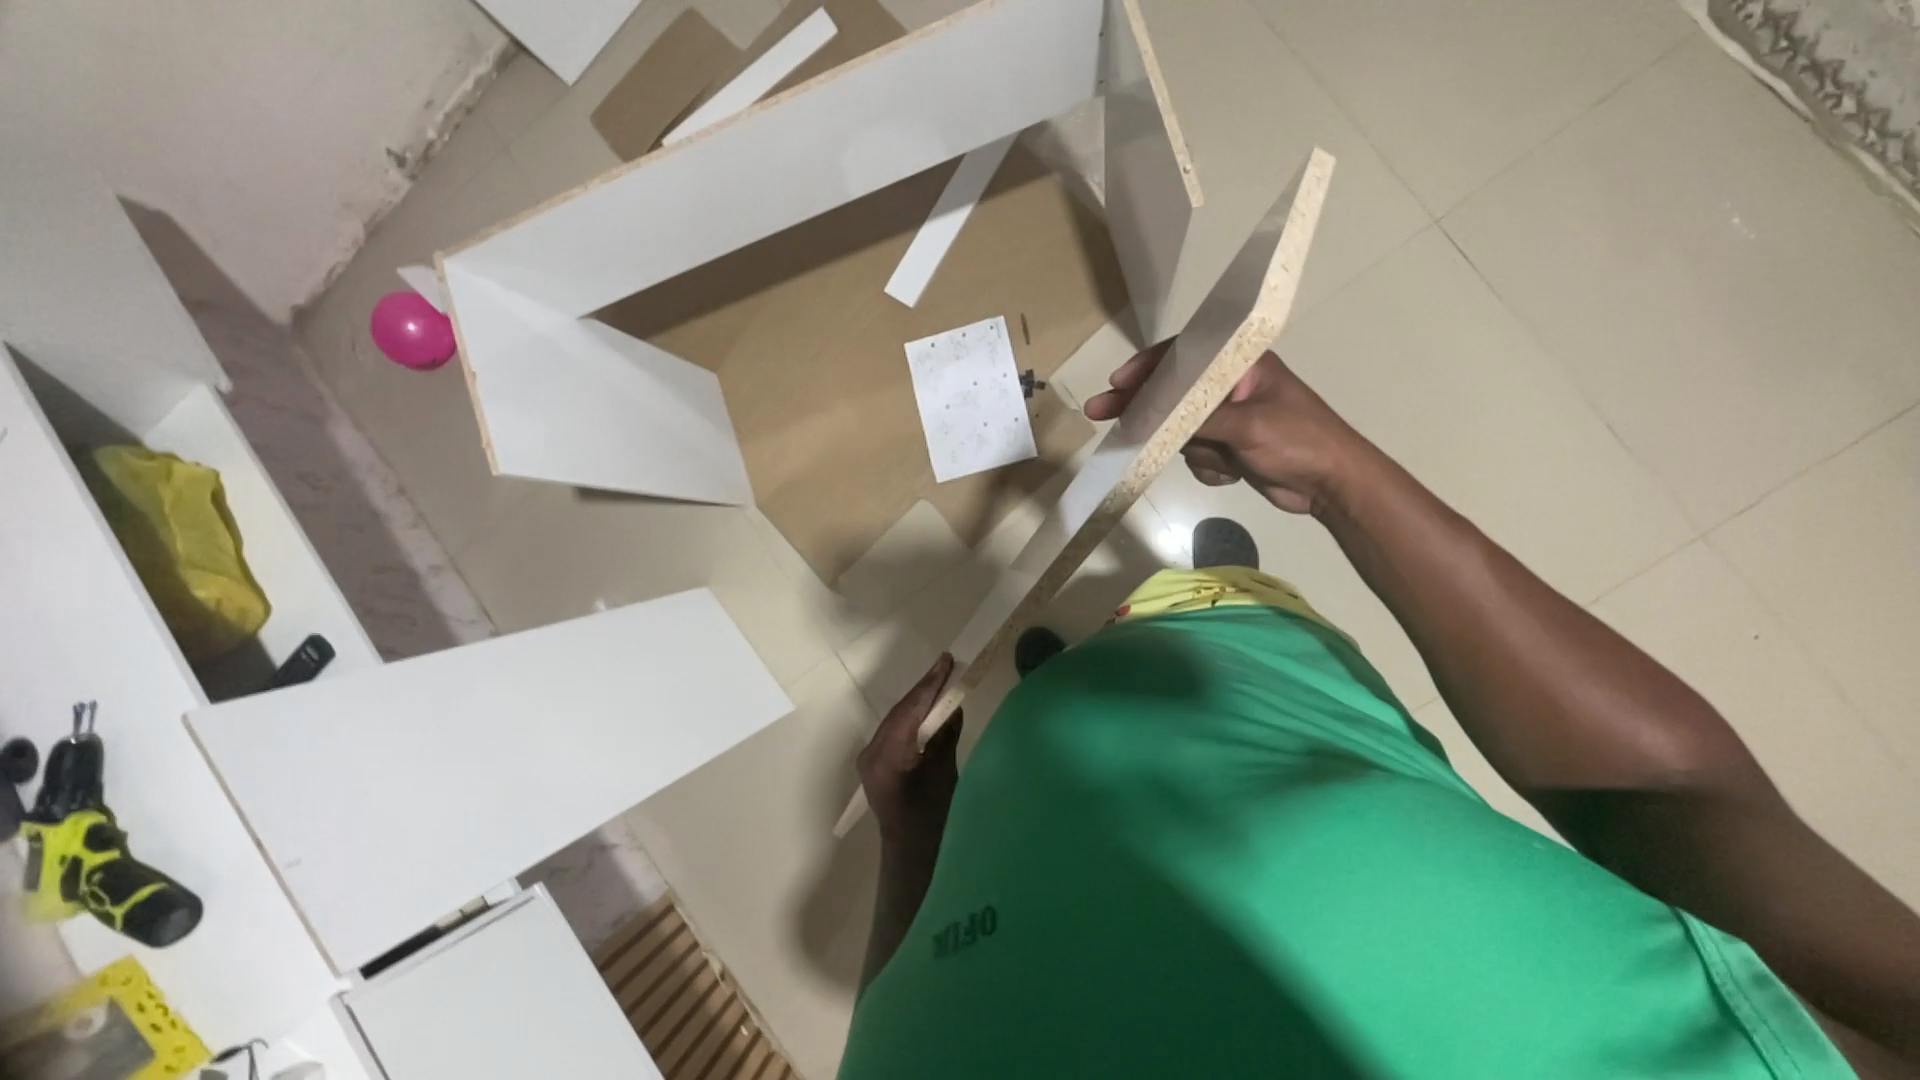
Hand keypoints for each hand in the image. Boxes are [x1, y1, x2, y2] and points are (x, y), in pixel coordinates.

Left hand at [857, 654, 963, 845]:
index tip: (947, 661)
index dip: (930, 684)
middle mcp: (871, 753)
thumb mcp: (944, 774)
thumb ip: (945, 736)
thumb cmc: (933, 820)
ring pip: (897, 720)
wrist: (913, 855)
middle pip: (901, 712)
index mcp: (887, 757)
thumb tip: (952, 706)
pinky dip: (912, 718)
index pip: (910, 710)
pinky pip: (895, 732)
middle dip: (924, 690)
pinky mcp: (875, 764)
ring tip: (942, 681)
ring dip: (919, 702)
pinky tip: (928, 709)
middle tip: (947, 666)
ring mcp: (870, 759)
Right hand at [1084, 344, 1370, 514]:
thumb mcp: (1247, 425)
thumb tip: (1153, 419)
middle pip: (1172, 395)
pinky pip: (1196, 457)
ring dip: (1197, 451)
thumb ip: (1197, 419)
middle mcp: (1230, 388)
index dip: (1146, 368)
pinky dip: (1210, 468)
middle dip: (1147, 412)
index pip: (1183, 356)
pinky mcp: (1229, 448)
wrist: (1333, 486)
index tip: (1117, 384)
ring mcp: (1228, 420)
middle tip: (1100, 414)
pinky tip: (1235, 472)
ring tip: (1228, 460)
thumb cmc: (1300, 441)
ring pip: (1181, 432)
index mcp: (1241, 365)